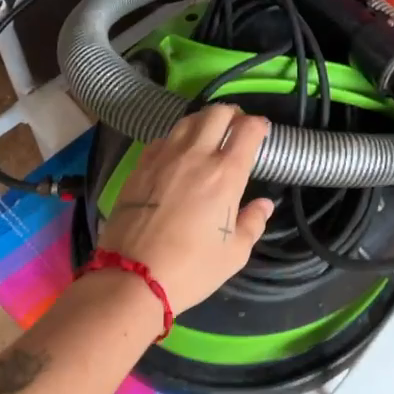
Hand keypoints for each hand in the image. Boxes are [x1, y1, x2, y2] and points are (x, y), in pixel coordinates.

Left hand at [98, 104, 275, 311]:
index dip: (259, 125)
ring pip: (189, 120)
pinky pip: (163, 139)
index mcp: (226, 174)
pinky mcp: (140, 167)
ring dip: (204, 122)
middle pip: (218, 112)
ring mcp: (165, 158)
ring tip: (207, 137)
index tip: (261, 133)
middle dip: (232, 115)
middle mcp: (197, 156)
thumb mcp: (234, 254)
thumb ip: (253, 223)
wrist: (130, 281)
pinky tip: (177, 156)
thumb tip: (264, 204)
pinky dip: (176, 140)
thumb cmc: (190, 270)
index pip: (248, 128)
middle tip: (235, 129)